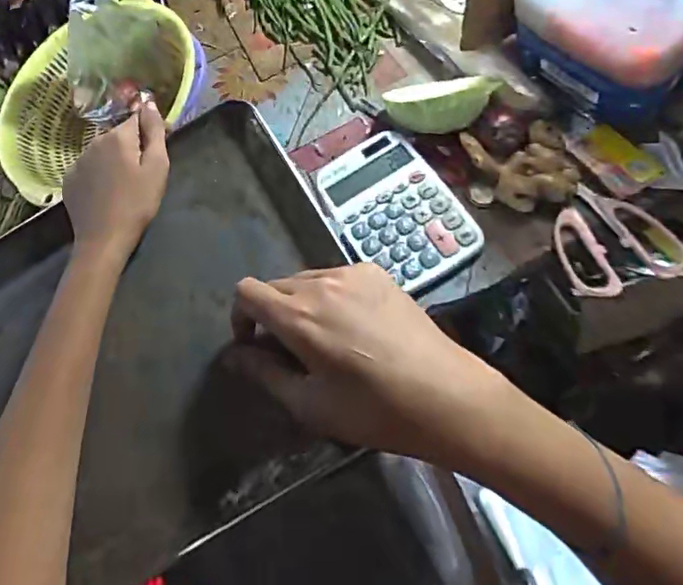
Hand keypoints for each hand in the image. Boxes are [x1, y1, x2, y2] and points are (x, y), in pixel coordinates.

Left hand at [63, 98, 169, 264]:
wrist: (104, 239)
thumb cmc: (138, 203)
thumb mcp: (157, 166)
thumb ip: (155, 131)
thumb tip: (149, 102)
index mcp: (117, 137)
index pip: (137, 118)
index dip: (150, 130)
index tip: (158, 148)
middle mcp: (94, 142)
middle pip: (119, 134)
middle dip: (132, 145)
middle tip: (144, 170)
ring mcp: (78, 160)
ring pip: (103, 150)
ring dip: (115, 159)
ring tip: (125, 183)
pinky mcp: (69, 178)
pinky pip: (89, 166)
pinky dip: (99, 172)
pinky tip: (107, 190)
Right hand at [228, 264, 516, 469]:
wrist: (447, 394)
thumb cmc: (375, 411)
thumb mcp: (312, 405)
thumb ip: (265, 374)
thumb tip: (235, 355)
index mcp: (299, 315)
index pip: (246, 291)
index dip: (241, 317)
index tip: (255, 346)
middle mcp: (320, 282)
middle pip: (276, 285)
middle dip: (272, 314)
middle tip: (293, 352)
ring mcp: (351, 272)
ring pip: (306, 278)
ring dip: (302, 303)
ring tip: (328, 340)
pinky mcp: (376, 271)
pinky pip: (336, 276)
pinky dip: (331, 295)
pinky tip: (356, 327)